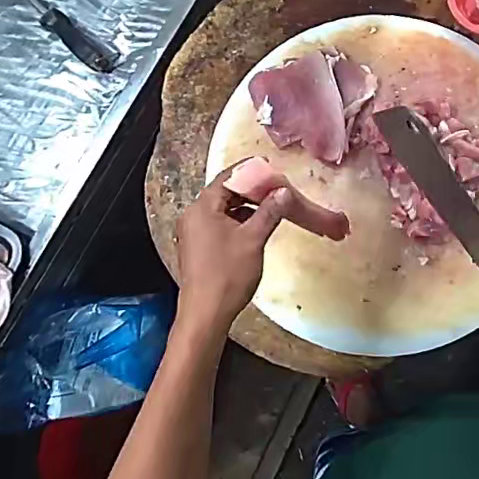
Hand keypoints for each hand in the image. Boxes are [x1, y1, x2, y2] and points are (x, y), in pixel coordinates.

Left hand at [173, 161, 292, 332]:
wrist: (206, 313)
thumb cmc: (227, 274)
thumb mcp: (254, 239)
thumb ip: (270, 211)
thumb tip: (284, 191)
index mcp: (202, 208)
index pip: (227, 178)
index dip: (249, 170)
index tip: (271, 166)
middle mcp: (194, 216)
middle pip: (225, 192)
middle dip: (251, 189)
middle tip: (277, 188)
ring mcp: (195, 232)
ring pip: (225, 208)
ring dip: (247, 206)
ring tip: (272, 206)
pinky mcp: (200, 246)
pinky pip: (222, 222)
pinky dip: (240, 220)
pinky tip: (259, 226)